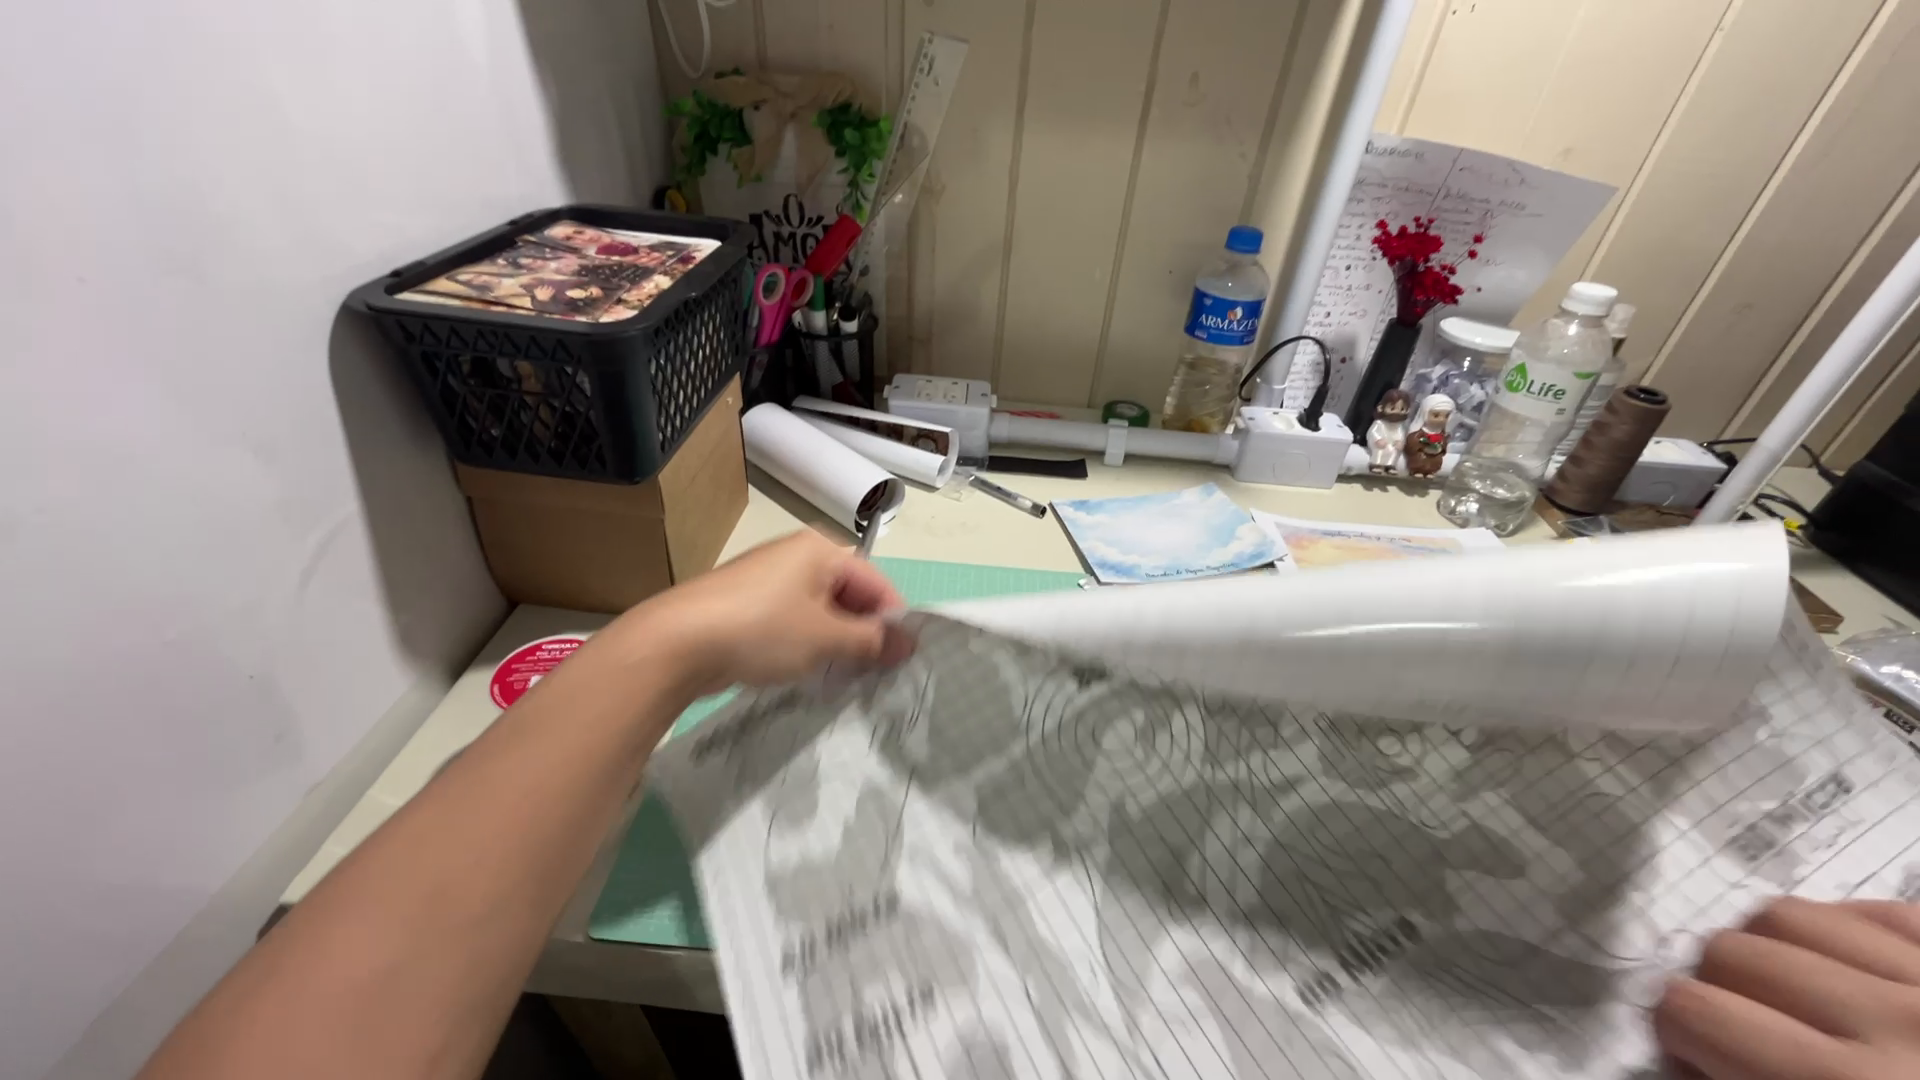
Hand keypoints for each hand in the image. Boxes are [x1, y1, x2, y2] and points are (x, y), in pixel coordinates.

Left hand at [621, 529, 912, 698]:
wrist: (675, 644)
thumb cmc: (761, 630)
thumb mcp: (826, 639)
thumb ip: (872, 641)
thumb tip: (911, 642)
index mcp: (820, 550)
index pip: (876, 582)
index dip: (892, 621)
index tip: (901, 661)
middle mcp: (796, 556)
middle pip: (849, 594)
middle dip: (863, 634)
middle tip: (872, 674)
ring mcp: (767, 579)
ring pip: (820, 611)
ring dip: (834, 643)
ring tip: (840, 678)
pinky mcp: (745, 604)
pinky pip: (791, 621)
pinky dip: (804, 645)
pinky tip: (804, 673)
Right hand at [1655, 897, 1919, 1078]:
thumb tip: (1677, 1056)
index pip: (1693, 1011)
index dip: (1678, 1033)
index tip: (1698, 1059)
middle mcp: (1896, 1022)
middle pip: (1730, 951)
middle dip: (1721, 987)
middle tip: (1747, 1033)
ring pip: (1788, 915)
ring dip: (1771, 948)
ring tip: (1796, 995)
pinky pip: (1876, 911)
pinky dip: (1846, 932)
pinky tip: (1850, 973)